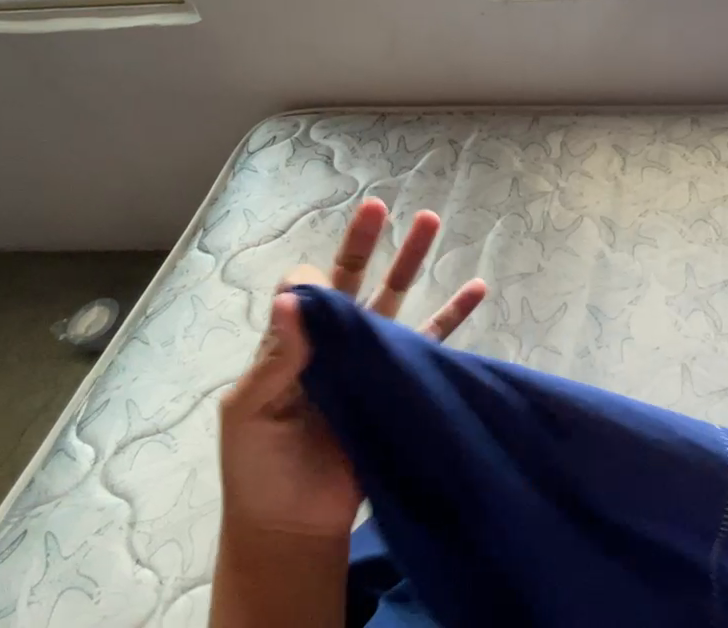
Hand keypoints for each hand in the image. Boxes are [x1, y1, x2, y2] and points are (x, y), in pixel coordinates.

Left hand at [218, 198, 487, 537]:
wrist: (295, 522)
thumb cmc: (260, 467)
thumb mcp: (250, 412)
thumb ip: (276, 357)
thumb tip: (292, 295)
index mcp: (292, 345)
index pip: (305, 292)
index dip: (312, 283)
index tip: (322, 291)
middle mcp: (333, 342)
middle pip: (353, 279)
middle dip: (365, 241)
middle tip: (380, 205)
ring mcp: (369, 360)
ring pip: (395, 298)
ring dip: (412, 261)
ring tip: (432, 221)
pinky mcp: (399, 381)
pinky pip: (432, 341)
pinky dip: (455, 314)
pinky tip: (476, 287)